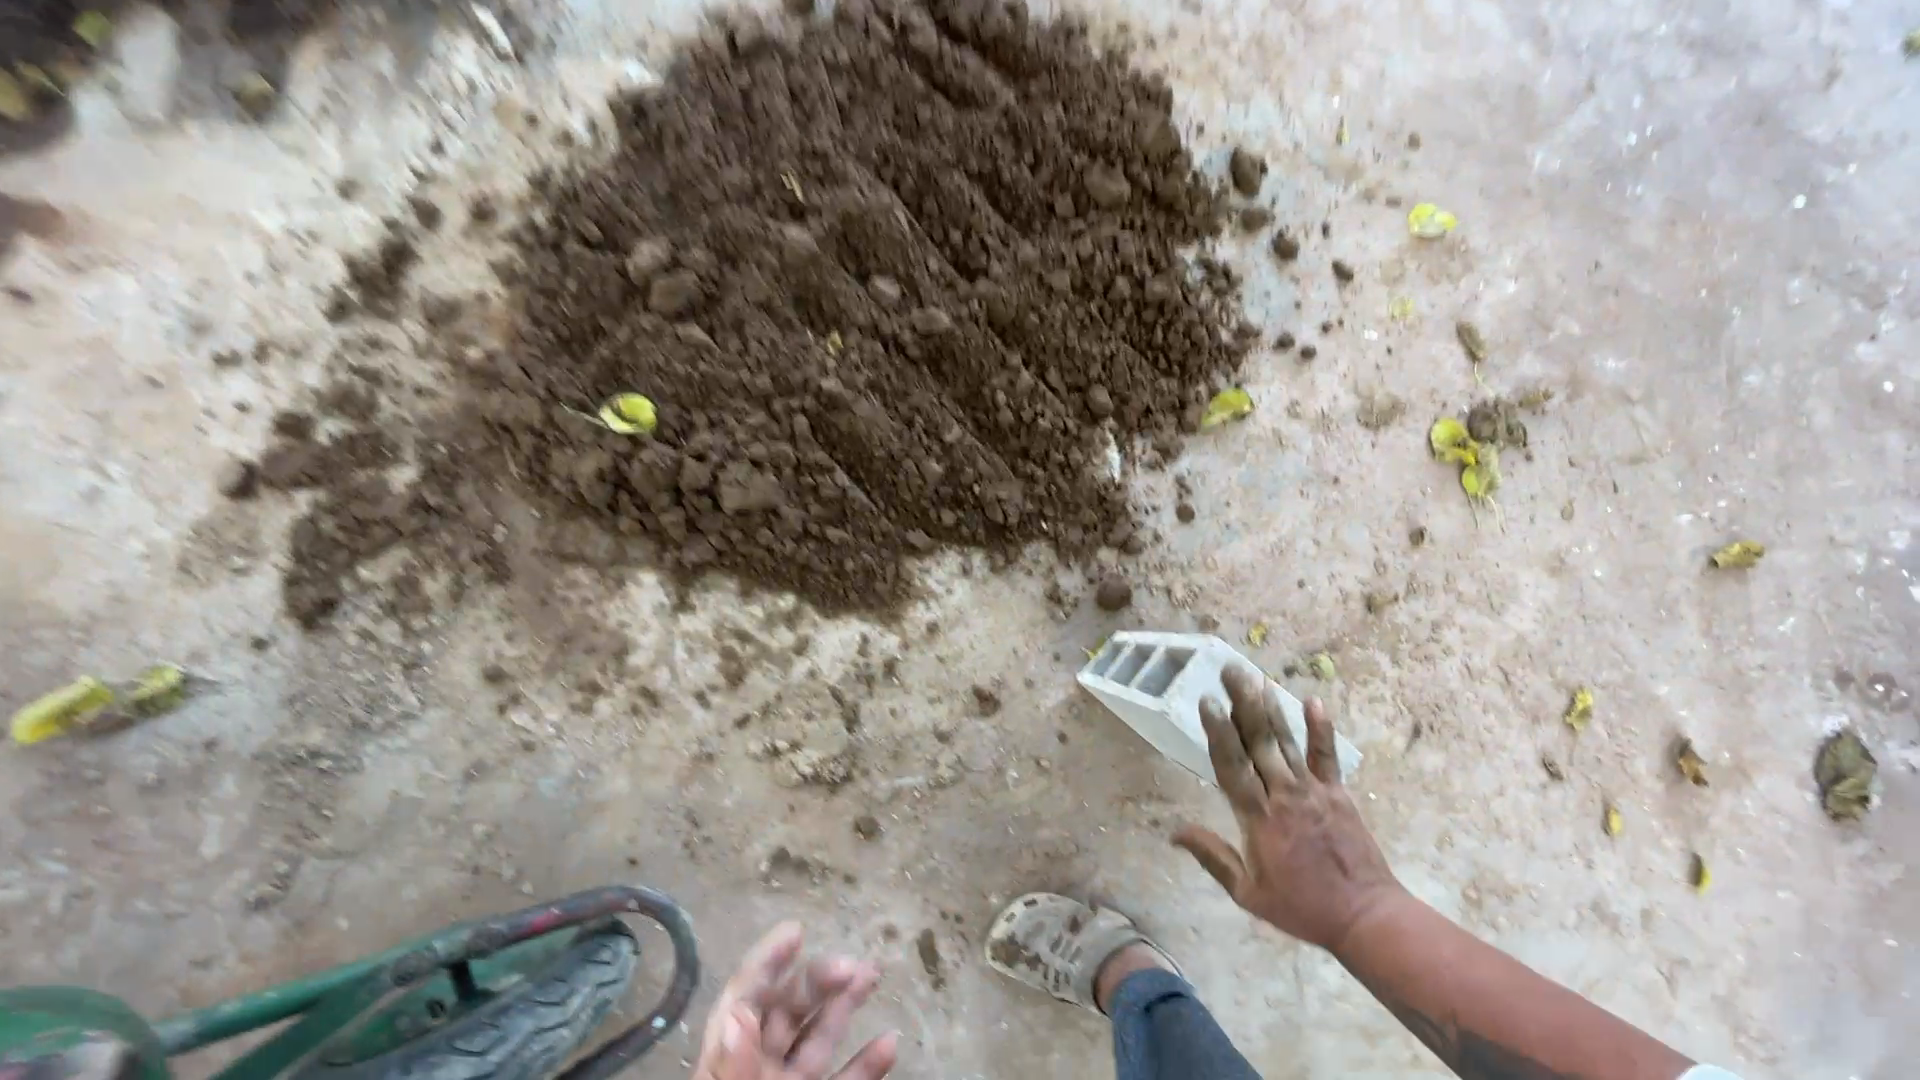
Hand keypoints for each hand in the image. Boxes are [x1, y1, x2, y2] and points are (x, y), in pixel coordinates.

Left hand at [691, 922, 898, 1079]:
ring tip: (873, 972)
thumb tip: (737, 1013)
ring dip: (847, 1005)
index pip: (746, 996)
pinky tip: (890, 1040)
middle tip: (851, 964)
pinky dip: (868, 1063)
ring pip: (820, 1038)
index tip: (796, 929)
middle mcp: (759, 1064)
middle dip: (820, 980)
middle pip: (789, 1010)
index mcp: (728, 1056)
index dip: (768, 960)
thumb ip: (734, 1063)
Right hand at [1173, 666, 1405, 953]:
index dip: (1218, 731)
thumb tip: (1174, 832)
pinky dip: (1321, 729)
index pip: (1232, 765)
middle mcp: (1284, 795)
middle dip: (1242, 704)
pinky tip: (1314, 701)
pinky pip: (1327, 757)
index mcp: (1258, 818)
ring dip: (1271, 708)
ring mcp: (1314, 792)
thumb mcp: (1248, 893)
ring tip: (1256, 677)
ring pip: (1287, 742)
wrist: (1366, 916)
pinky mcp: (1338, 794)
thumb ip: (1212, 857)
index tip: (1207, 701)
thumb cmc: (1301, 907)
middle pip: (1258, 742)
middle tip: (1229, 670)